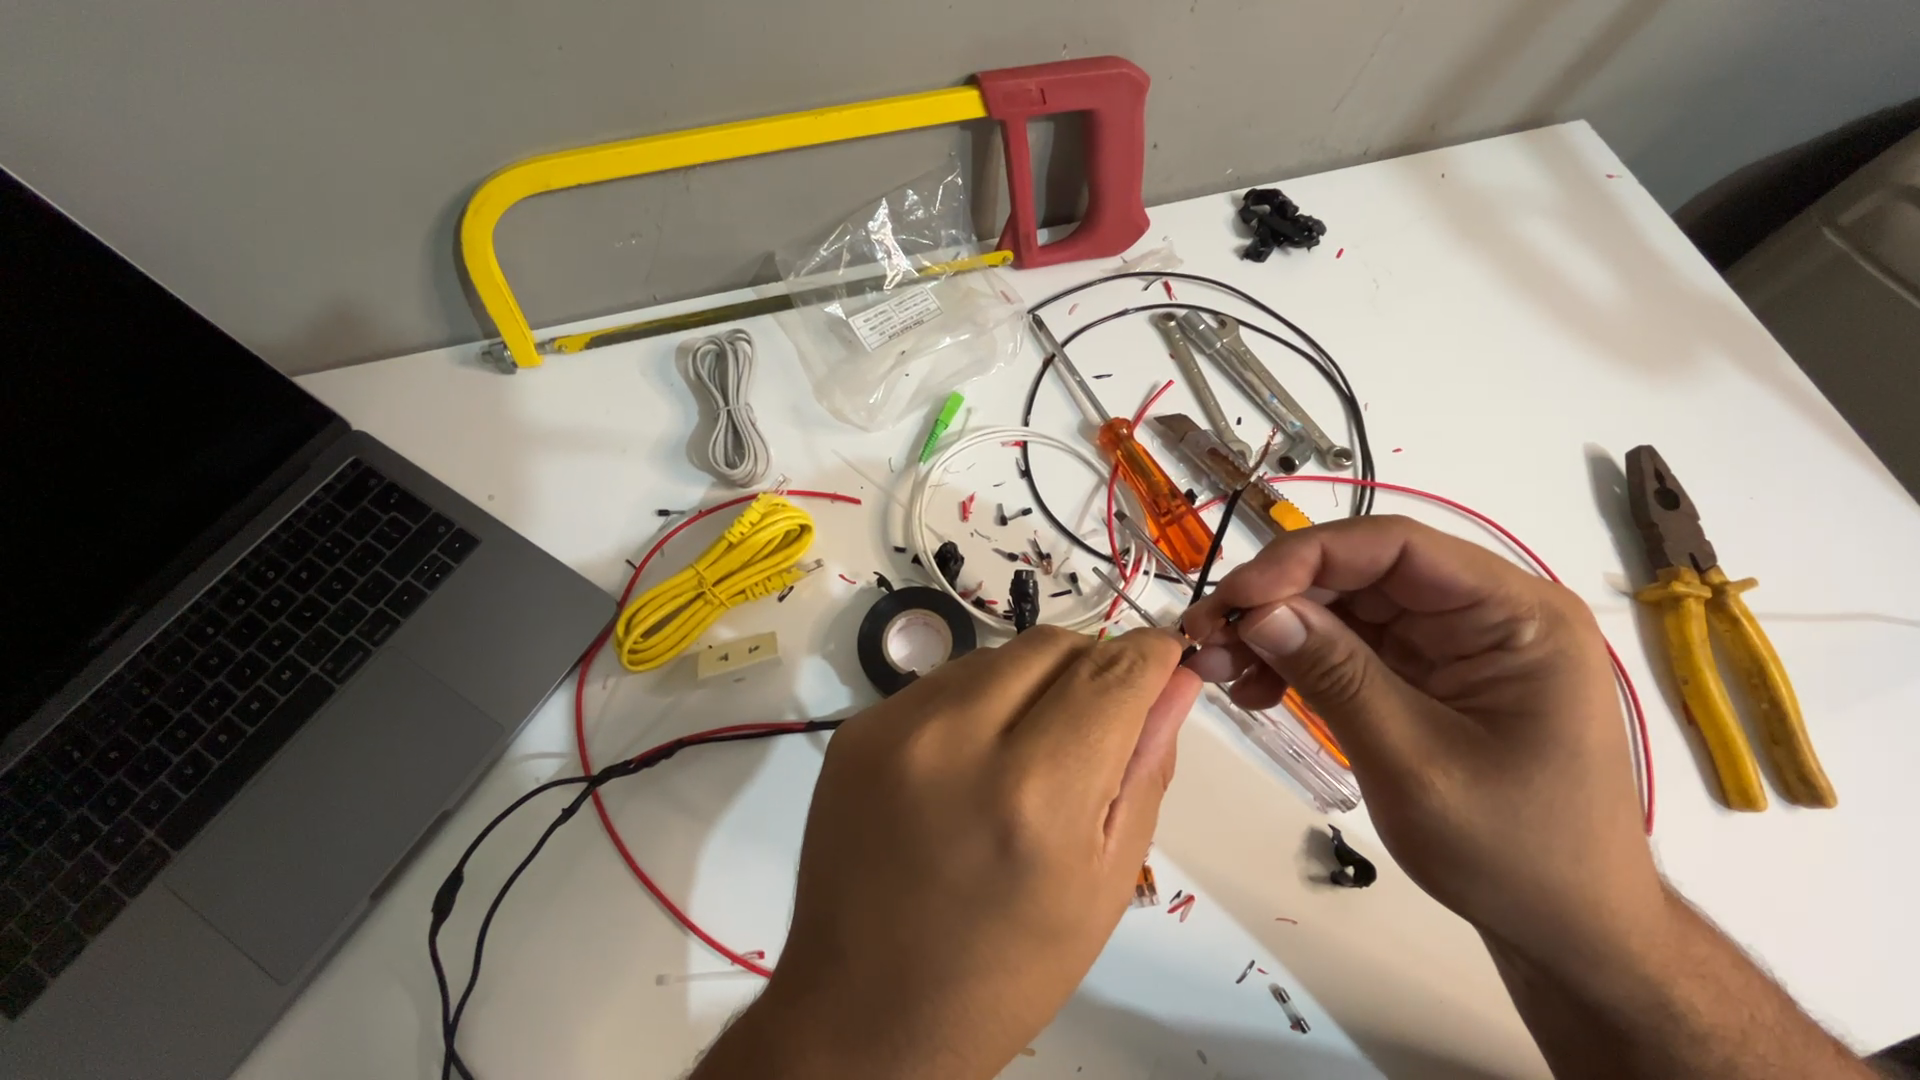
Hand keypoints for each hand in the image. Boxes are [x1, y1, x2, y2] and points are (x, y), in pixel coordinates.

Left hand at [694, 626, 1199, 1079]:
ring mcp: (894, 728)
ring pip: (995, 657)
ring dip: (1032, 682)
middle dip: (1093, 665)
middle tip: (1099, 719)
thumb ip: (1145, 768)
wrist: (866, 1010)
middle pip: (1053, 646)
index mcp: (1035, 793)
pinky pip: (941, 683)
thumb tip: (1174, 681)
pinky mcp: (857, 730)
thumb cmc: (1006, 968)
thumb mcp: (1104, 882)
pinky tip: (973, 761)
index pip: (1112, 674)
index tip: (1168, 658)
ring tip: (1029, 750)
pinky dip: (977, 702)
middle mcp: (958, 739)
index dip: (1152, 655)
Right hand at [1182, 516, 1660, 974]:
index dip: (1304, 557)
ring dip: (1275, 631)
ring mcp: (1451, 644)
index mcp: (1514, 613)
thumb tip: (1258, 612)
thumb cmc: (1512, 851)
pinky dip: (1295, 661)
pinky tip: (1256, 689)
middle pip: (1359, 574)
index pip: (1395, 546)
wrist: (1567, 929)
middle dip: (1276, 600)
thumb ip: (1336, 676)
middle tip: (1206, 636)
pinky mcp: (1424, 675)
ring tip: (1219, 669)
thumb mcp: (1414, 762)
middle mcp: (1483, 612)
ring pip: (1343, 609)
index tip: (1237, 598)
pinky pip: (1347, 647)